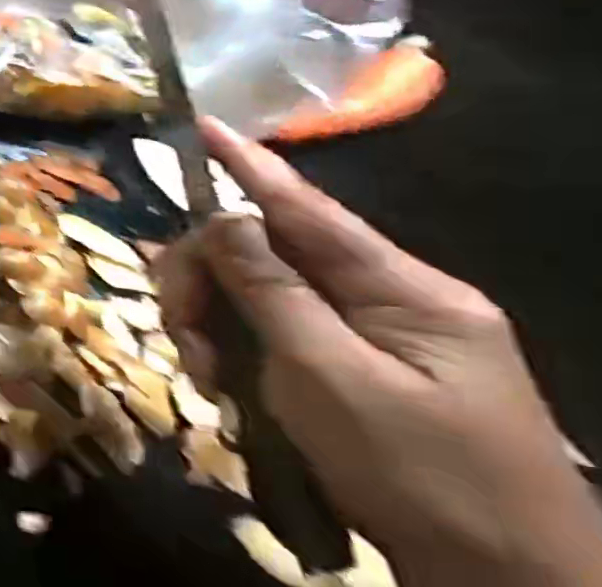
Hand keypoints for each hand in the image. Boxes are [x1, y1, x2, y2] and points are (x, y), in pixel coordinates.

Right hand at [155, 117, 601, 586]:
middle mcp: (389, 299)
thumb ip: (272, 291)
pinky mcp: (353, 369)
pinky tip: (224, 386)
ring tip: (204, 375)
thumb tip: (224, 217)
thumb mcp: (330, 380)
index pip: (309, 209)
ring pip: (259, 292)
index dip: (251, 165)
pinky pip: (273, 332)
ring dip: (213, 323)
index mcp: (407, 292)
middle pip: (267, 254)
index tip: (203, 123)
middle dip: (206, 281)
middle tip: (180, 332)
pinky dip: (236, 351)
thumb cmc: (422, 478)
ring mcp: (372, 336)